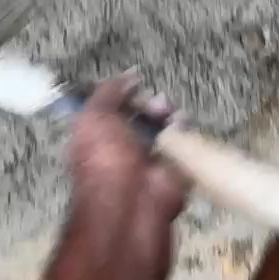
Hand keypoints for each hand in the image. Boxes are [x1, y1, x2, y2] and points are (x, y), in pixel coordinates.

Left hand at [64, 75, 188, 260]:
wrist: (130, 204)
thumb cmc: (104, 158)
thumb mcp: (94, 116)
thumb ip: (109, 91)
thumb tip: (130, 75)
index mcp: (98, 138)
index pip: (114, 108)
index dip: (125, 94)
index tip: (136, 83)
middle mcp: (124, 149)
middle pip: (143, 115)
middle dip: (151, 103)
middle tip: (157, 103)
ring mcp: (151, 160)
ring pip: (166, 126)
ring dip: (169, 114)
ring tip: (169, 113)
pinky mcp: (175, 169)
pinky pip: (184, 142)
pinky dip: (185, 130)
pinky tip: (180, 125)